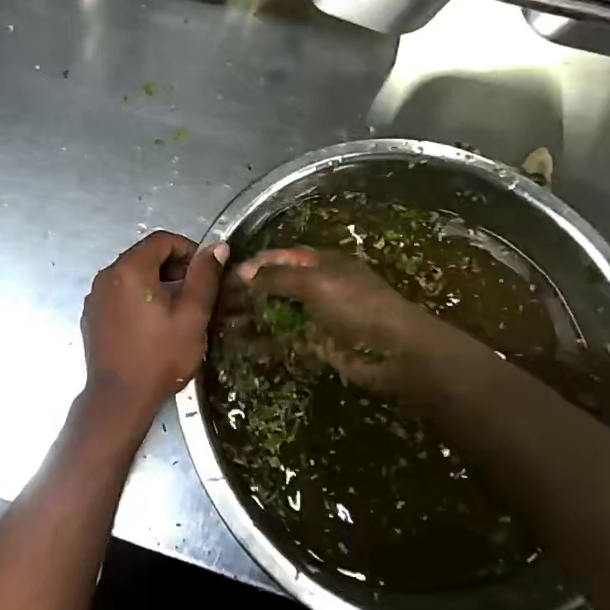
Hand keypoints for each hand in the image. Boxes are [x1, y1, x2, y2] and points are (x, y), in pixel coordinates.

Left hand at [81, 231, 226, 417]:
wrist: (119, 397)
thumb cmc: (160, 357)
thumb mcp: (192, 316)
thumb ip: (205, 277)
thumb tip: (218, 247)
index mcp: (130, 269)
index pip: (162, 240)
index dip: (189, 250)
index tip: (205, 272)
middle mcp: (106, 276)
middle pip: (144, 255)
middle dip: (173, 267)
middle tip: (194, 293)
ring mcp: (94, 297)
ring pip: (130, 276)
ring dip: (156, 283)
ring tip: (176, 311)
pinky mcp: (91, 316)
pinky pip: (118, 295)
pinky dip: (137, 299)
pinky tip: (151, 325)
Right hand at [234, 247, 476, 392]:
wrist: (394, 352)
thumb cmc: (357, 306)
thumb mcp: (316, 282)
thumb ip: (277, 277)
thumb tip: (243, 272)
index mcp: (321, 264)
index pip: (279, 257)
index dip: (253, 263)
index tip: (223, 274)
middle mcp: (316, 286)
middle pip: (274, 284)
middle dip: (246, 291)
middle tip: (214, 300)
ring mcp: (315, 316)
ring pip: (274, 312)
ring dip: (249, 315)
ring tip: (219, 321)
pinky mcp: (314, 343)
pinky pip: (282, 338)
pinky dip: (261, 340)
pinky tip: (237, 342)